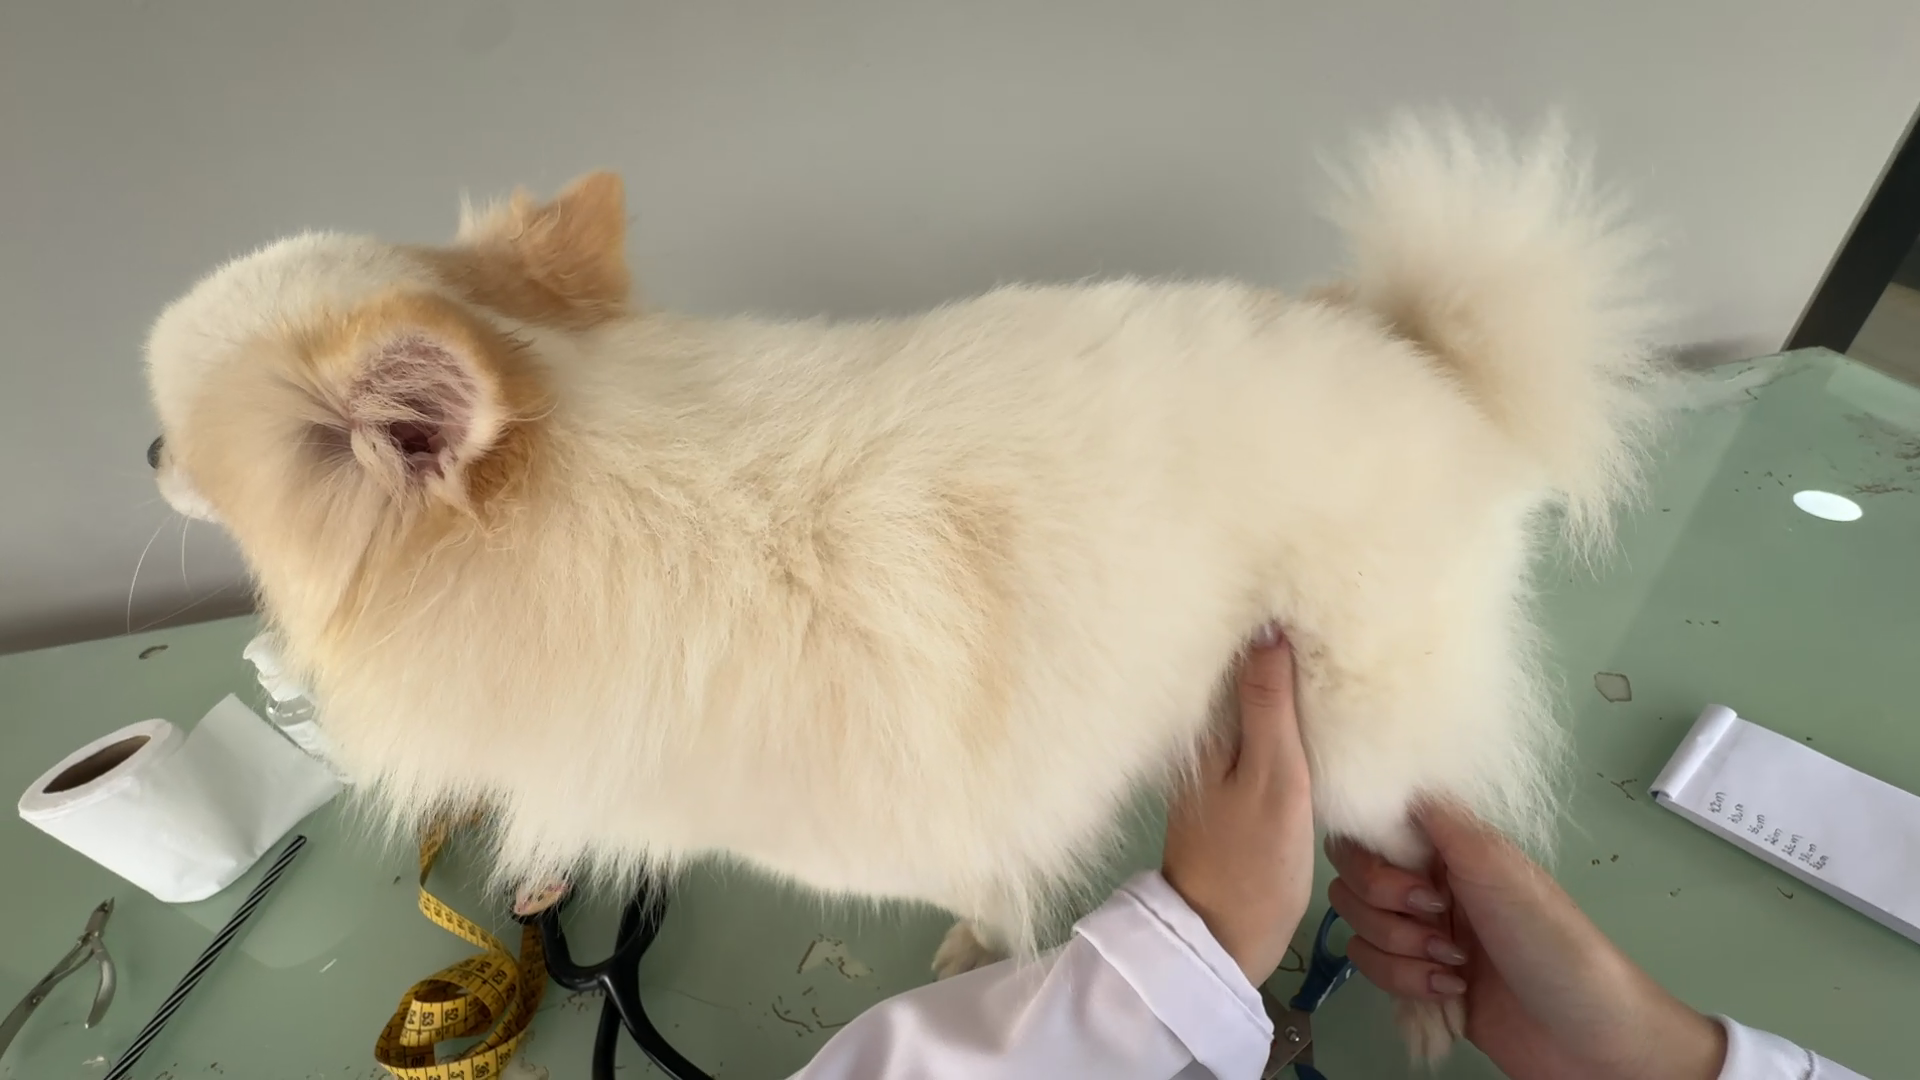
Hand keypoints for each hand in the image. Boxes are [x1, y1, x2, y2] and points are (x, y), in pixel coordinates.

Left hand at [1162, 625, 1315, 985]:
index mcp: (1205, 724)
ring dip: (1273, 677)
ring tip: (1315, 640)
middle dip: (1266, 642)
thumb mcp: (1272, 776)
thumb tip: (1265, 629)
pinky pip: (1251, 730)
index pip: (1229, 652)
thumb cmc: (1251, 854)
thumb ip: (1267, 705)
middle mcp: (1201, 733)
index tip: (1290, 587)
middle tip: (1312, 605)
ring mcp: (1211, 758)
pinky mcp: (1226, 781)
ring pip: (1244, 700)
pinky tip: (1300, 705)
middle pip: (1235, 672)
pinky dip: (1273, 713)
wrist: (1223, 933)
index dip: (1258, 620)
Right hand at [1327, 802, 1726, 1079]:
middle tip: (1436, 918)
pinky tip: (1449, 990)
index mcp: (1435, 847)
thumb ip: (1436, 817)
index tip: (1414, 876)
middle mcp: (1417, 881)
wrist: (1595, 1043)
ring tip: (1453, 964)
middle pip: (1348, 876)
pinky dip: (1403, 980)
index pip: (1362, 830)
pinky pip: (1365, 964)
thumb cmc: (1551, 941)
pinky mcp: (1411, 976)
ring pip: (1353, 922)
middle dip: (1383, 905)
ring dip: (1399, 948)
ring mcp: (1413, 930)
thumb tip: (1385, 774)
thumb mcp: (1497, 866)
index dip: (1369, 854)